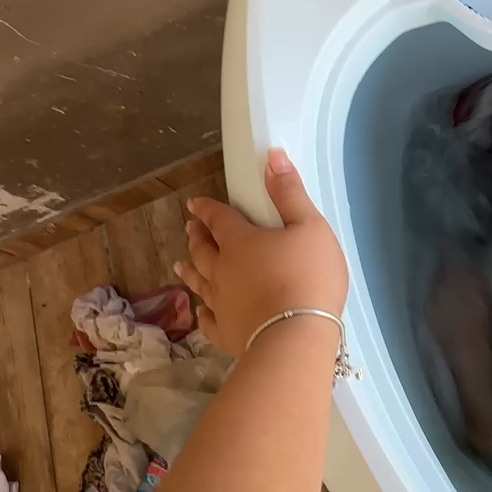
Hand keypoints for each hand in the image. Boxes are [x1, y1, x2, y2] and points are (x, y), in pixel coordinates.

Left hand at [177, 148, 349, 356]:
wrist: (295, 335)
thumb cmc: (308, 274)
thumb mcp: (309, 226)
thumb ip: (290, 193)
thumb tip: (272, 157)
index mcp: (241, 241)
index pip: (219, 219)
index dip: (208, 209)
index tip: (194, 203)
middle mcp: (222, 270)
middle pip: (204, 250)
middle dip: (197, 236)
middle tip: (191, 228)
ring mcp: (221, 303)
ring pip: (199, 282)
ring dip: (191, 269)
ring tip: (182, 263)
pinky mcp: (225, 331)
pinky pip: (208, 318)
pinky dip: (203, 311)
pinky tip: (201, 310)